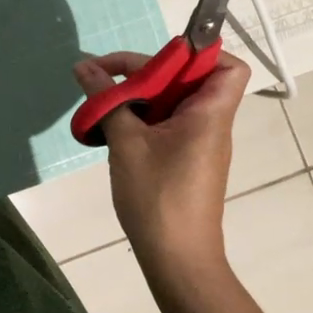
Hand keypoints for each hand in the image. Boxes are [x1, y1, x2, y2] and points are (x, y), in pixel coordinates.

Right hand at [74, 49, 249, 276]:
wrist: (176, 260)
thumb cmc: (157, 196)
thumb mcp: (125, 141)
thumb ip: (107, 99)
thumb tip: (85, 66)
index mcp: (209, 115)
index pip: (228, 67)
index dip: (200, 52)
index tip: (156, 57)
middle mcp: (210, 124)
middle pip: (190, 78)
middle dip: (148, 69)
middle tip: (108, 75)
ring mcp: (199, 143)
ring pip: (174, 100)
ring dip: (140, 93)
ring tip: (103, 99)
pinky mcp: (185, 159)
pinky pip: (167, 121)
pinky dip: (142, 115)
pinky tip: (112, 125)